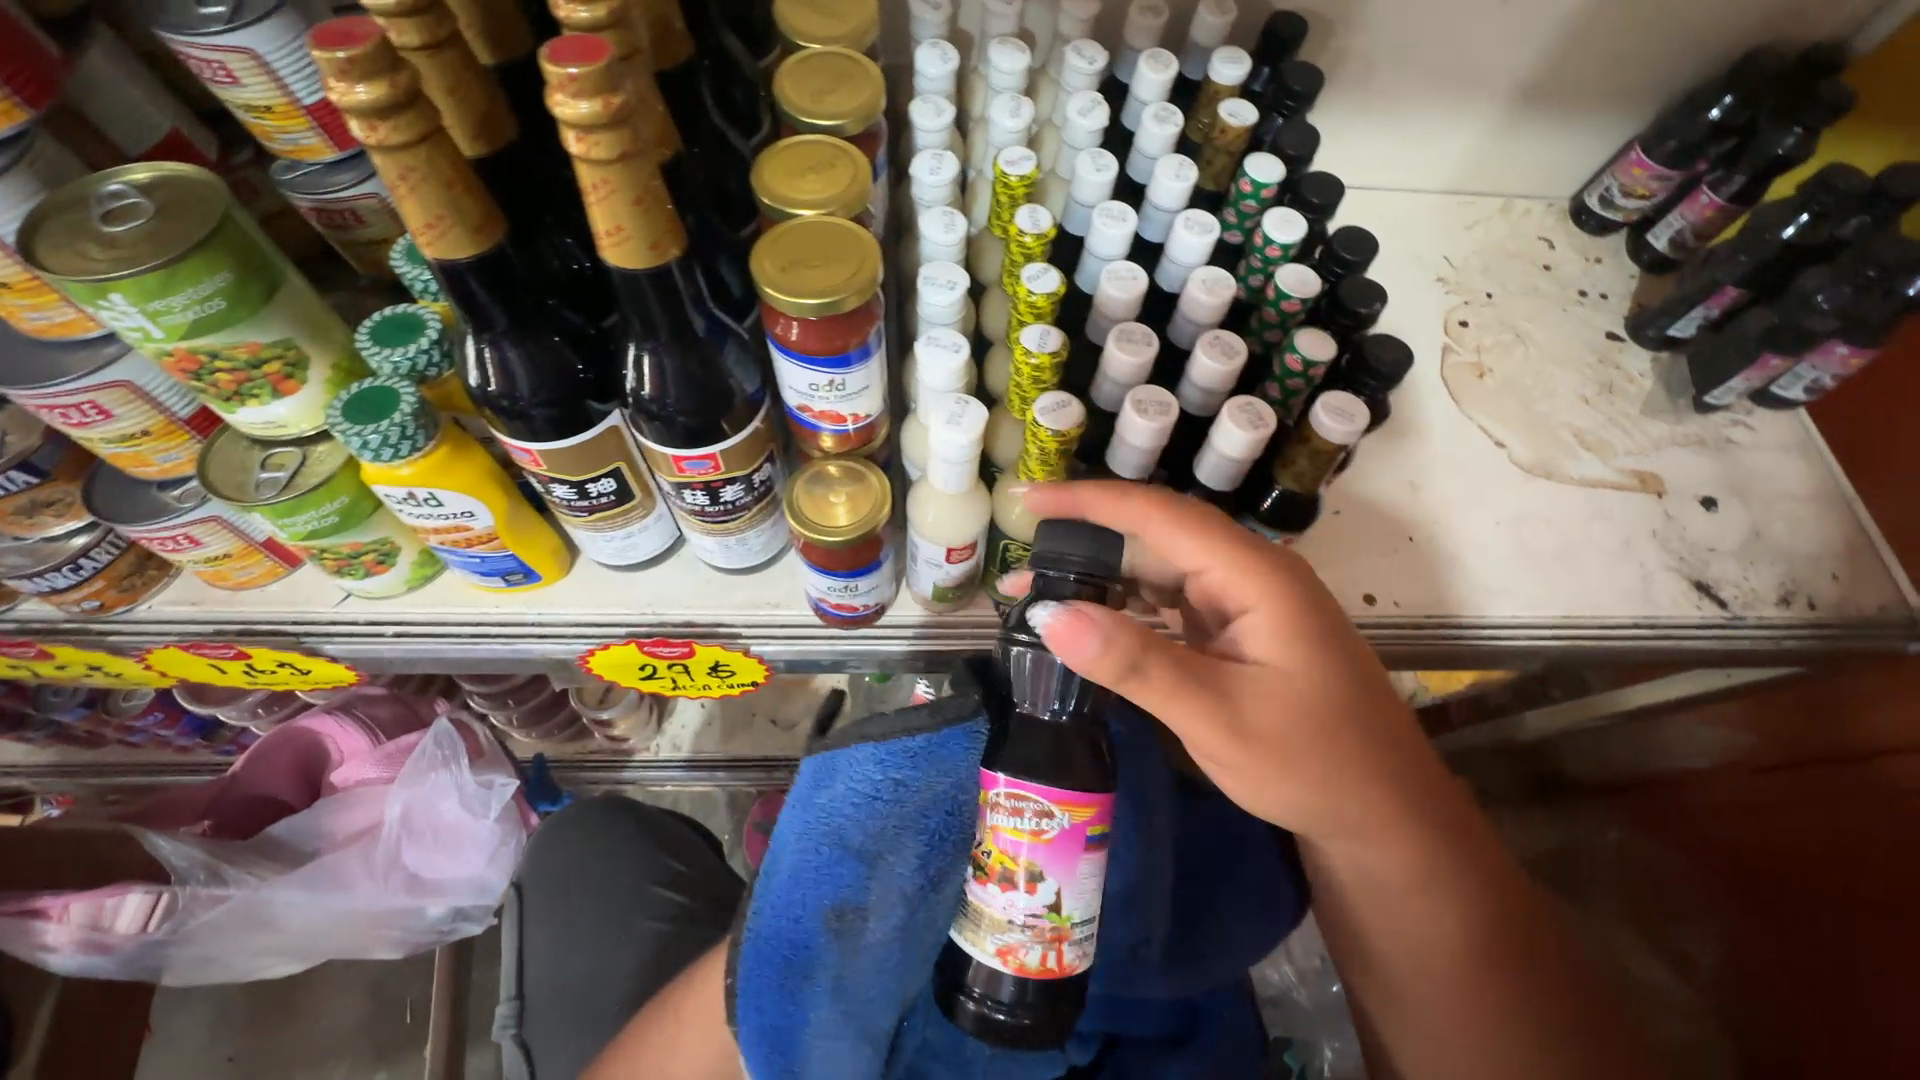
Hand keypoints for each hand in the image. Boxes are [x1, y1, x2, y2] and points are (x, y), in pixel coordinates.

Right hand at [1003, 481, 1454, 848]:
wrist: (1382, 816)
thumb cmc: (1309, 763)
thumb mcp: (1214, 716)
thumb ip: (1133, 661)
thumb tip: (1048, 614)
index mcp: (1255, 575)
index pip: (1159, 515)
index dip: (1088, 502)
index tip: (1026, 502)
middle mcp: (1251, 575)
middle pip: (1156, 538)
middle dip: (1085, 546)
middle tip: (1017, 567)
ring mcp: (1247, 604)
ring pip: (1161, 572)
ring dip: (1101, 581)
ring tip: (1038, 597)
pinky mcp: (1240, 632)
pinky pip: (1173, 605)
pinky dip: (1128, 611)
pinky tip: (1091, 625)